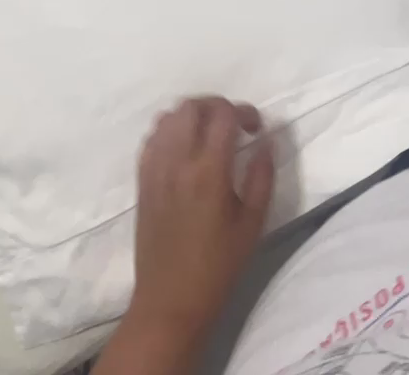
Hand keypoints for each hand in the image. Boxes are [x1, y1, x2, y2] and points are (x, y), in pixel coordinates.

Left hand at [127, 97, 273, 333]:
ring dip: (192, 115)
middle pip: (191, 106)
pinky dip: (169, 131)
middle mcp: (177, 163)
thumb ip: (262, 175)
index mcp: (208, 172)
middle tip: (233, 125)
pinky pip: (151, 139)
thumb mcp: (253, 223)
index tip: (255, 129)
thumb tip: (266, 141)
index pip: (223, 115)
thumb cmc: (218, 266)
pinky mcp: (141, 182)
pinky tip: (184, 149)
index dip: (244, 111)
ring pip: (167, 117)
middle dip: (216, 105)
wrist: (169, 302)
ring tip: (209, 134)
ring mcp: (154, 171)